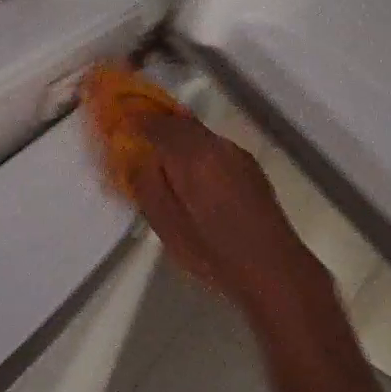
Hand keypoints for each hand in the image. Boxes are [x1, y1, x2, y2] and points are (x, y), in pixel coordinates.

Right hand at [129, 115, 330, 312]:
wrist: (273, 270)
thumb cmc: (213, 251)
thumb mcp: (165, 223)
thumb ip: (145, 183)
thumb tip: (133, 156)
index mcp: (192, 155)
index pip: (156, 123)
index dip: (134, 121)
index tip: (117, 126)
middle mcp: (217, 145)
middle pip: (180, 122)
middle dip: (156, 125)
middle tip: (136, 138)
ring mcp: (238, 155)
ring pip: (199, 135)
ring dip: (178, 138)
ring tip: (161, 160)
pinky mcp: (250, 169)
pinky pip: (214, 148)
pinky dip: (196, 152)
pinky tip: (192, 178)